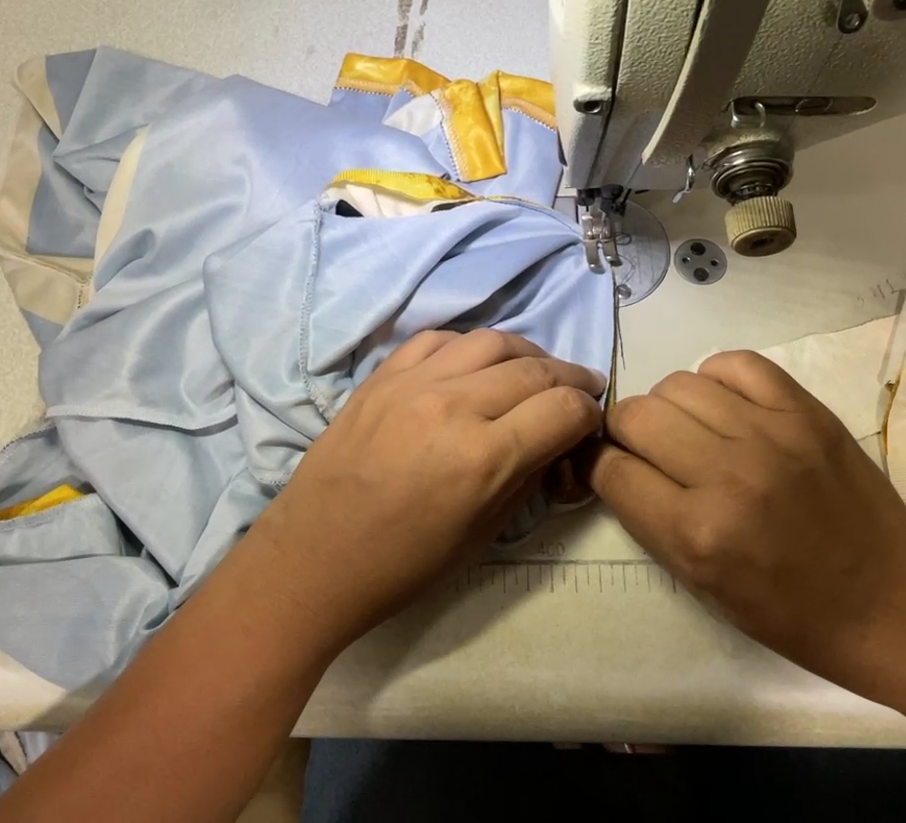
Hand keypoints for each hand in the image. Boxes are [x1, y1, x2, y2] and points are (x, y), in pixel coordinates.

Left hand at [241, 329, 605, 649]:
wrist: (314, 558)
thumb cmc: (403, 566)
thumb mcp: (482, 535)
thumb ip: (527, 478)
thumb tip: (557, 442)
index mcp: (483, 457)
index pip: (563, 409)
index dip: (589, 413)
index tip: (591, 421)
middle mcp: (453, 406)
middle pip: (535, 369)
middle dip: (570, 379)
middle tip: (580, 391)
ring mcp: (413, 384)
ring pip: (490, 341)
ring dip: (526, 354)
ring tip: (535, 372)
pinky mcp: (381, 377)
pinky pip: (438, 340)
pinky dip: (469, 347)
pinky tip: (476, 365)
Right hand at [589, 351, 905, 694]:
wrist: (894, 606)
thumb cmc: (791, 614)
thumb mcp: (701, 585)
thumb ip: (649, 519)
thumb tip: (613, 463)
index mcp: (696, 534)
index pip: (610, 469)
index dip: (599, 466)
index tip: (609, 469)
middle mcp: (727, 475)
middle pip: (636, 416)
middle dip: (625, 432)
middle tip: (647, 451)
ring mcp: (771, 434)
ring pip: (677, 384)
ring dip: (668, 407)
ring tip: (690, 431)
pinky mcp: (806, 411)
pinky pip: (736, 363)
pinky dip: (716, 379)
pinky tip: (724, 406)